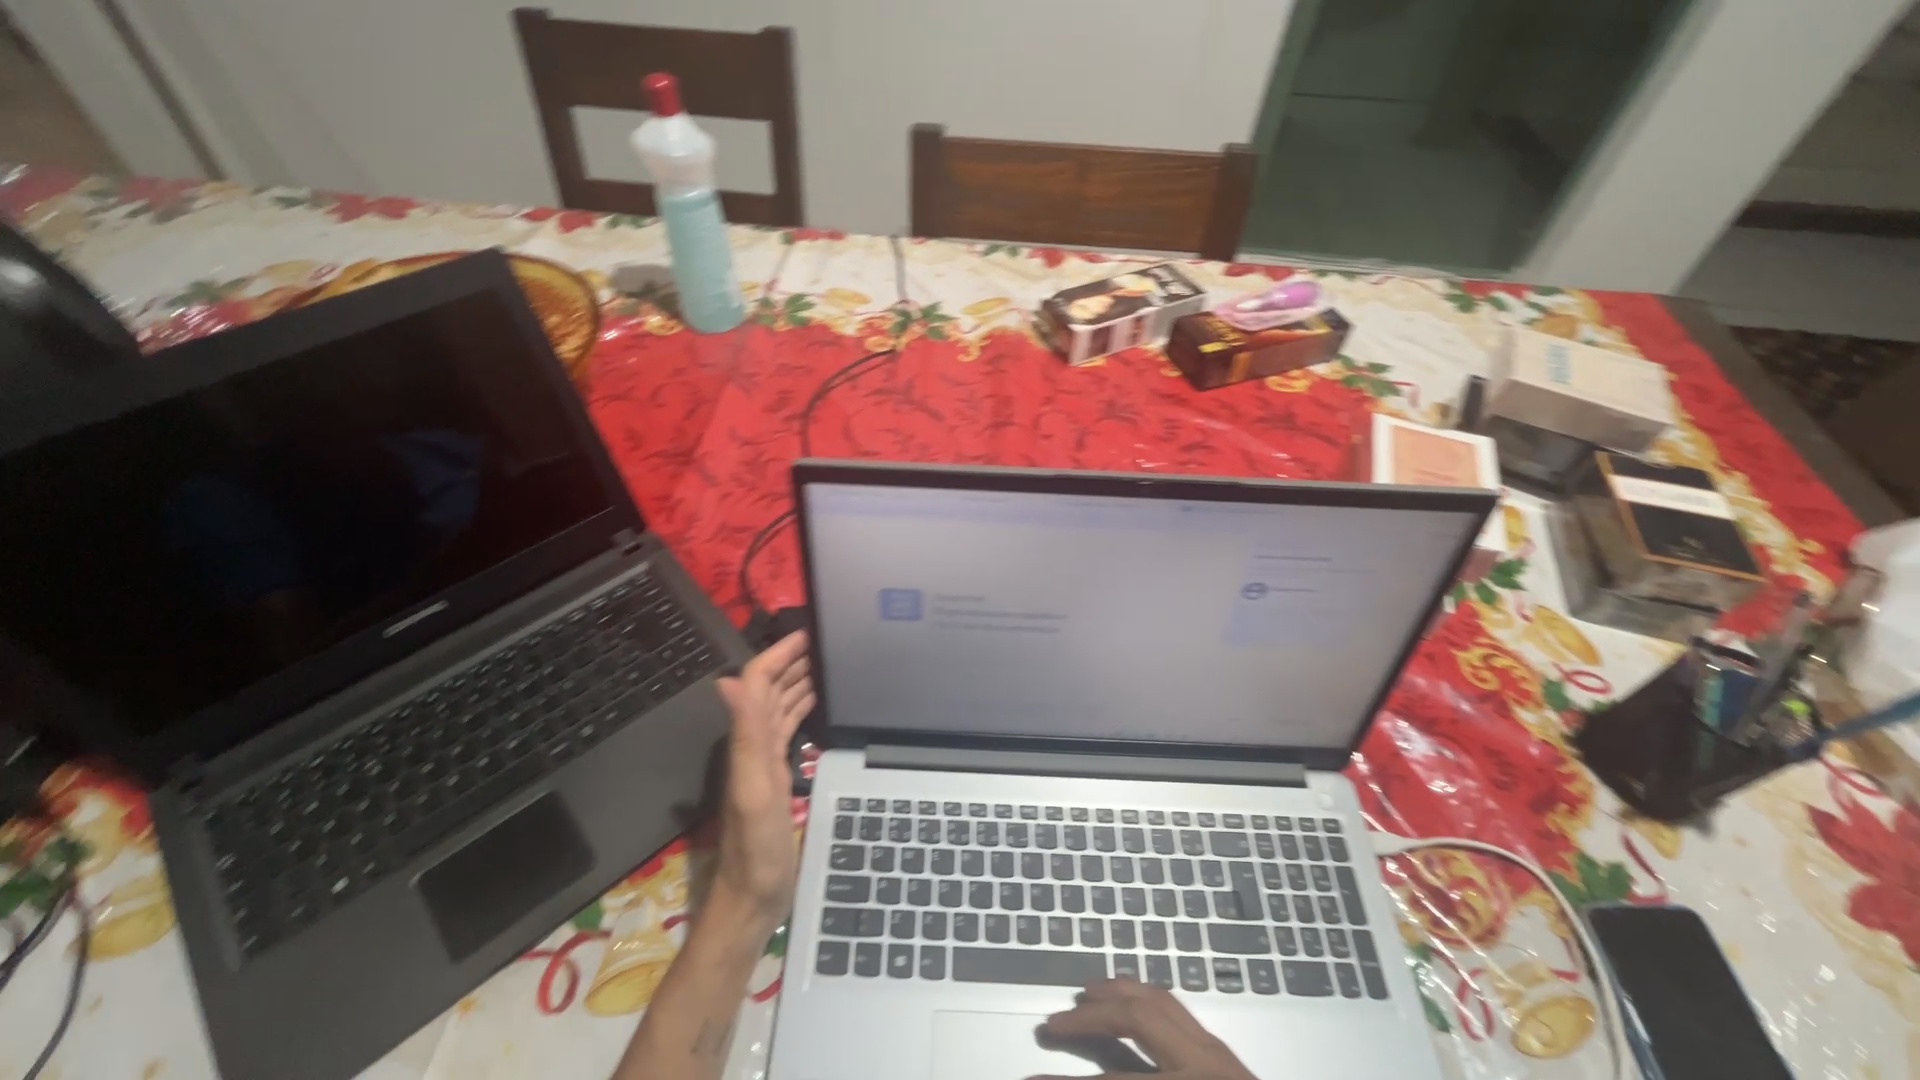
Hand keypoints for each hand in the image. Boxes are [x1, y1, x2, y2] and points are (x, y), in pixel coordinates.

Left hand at [711, 630, 813, 924]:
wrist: (753, 898)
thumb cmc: (755, 848)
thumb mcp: (754, 789)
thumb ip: (745, 735)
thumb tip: (728, 680)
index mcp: (747, 741)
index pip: (758, 681)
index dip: (778, 654)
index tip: (808, 633)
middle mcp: (754, 743)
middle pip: (770, 689)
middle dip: (793, 660)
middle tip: (828, 641)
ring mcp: (766, 760)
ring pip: (781, 706)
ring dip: (799, 680)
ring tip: (829, 663)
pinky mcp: (779, 775)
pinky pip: (790, 729)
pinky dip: (804, 708)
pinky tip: (821, 703)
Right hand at [1030, 979, 1259, 1079]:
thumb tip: (1100, 1077)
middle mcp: (1205, 1068)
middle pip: (1138, 1019)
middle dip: (1089, 1017)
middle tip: (1052, 1024)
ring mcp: (1219, 1057)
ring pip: (1160, 1001)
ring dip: (1118, 992)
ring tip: (1087, 992)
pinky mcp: (1227, 1057)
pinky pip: (1177, 1009)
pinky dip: (1145, 998)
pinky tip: (1130, 1005)